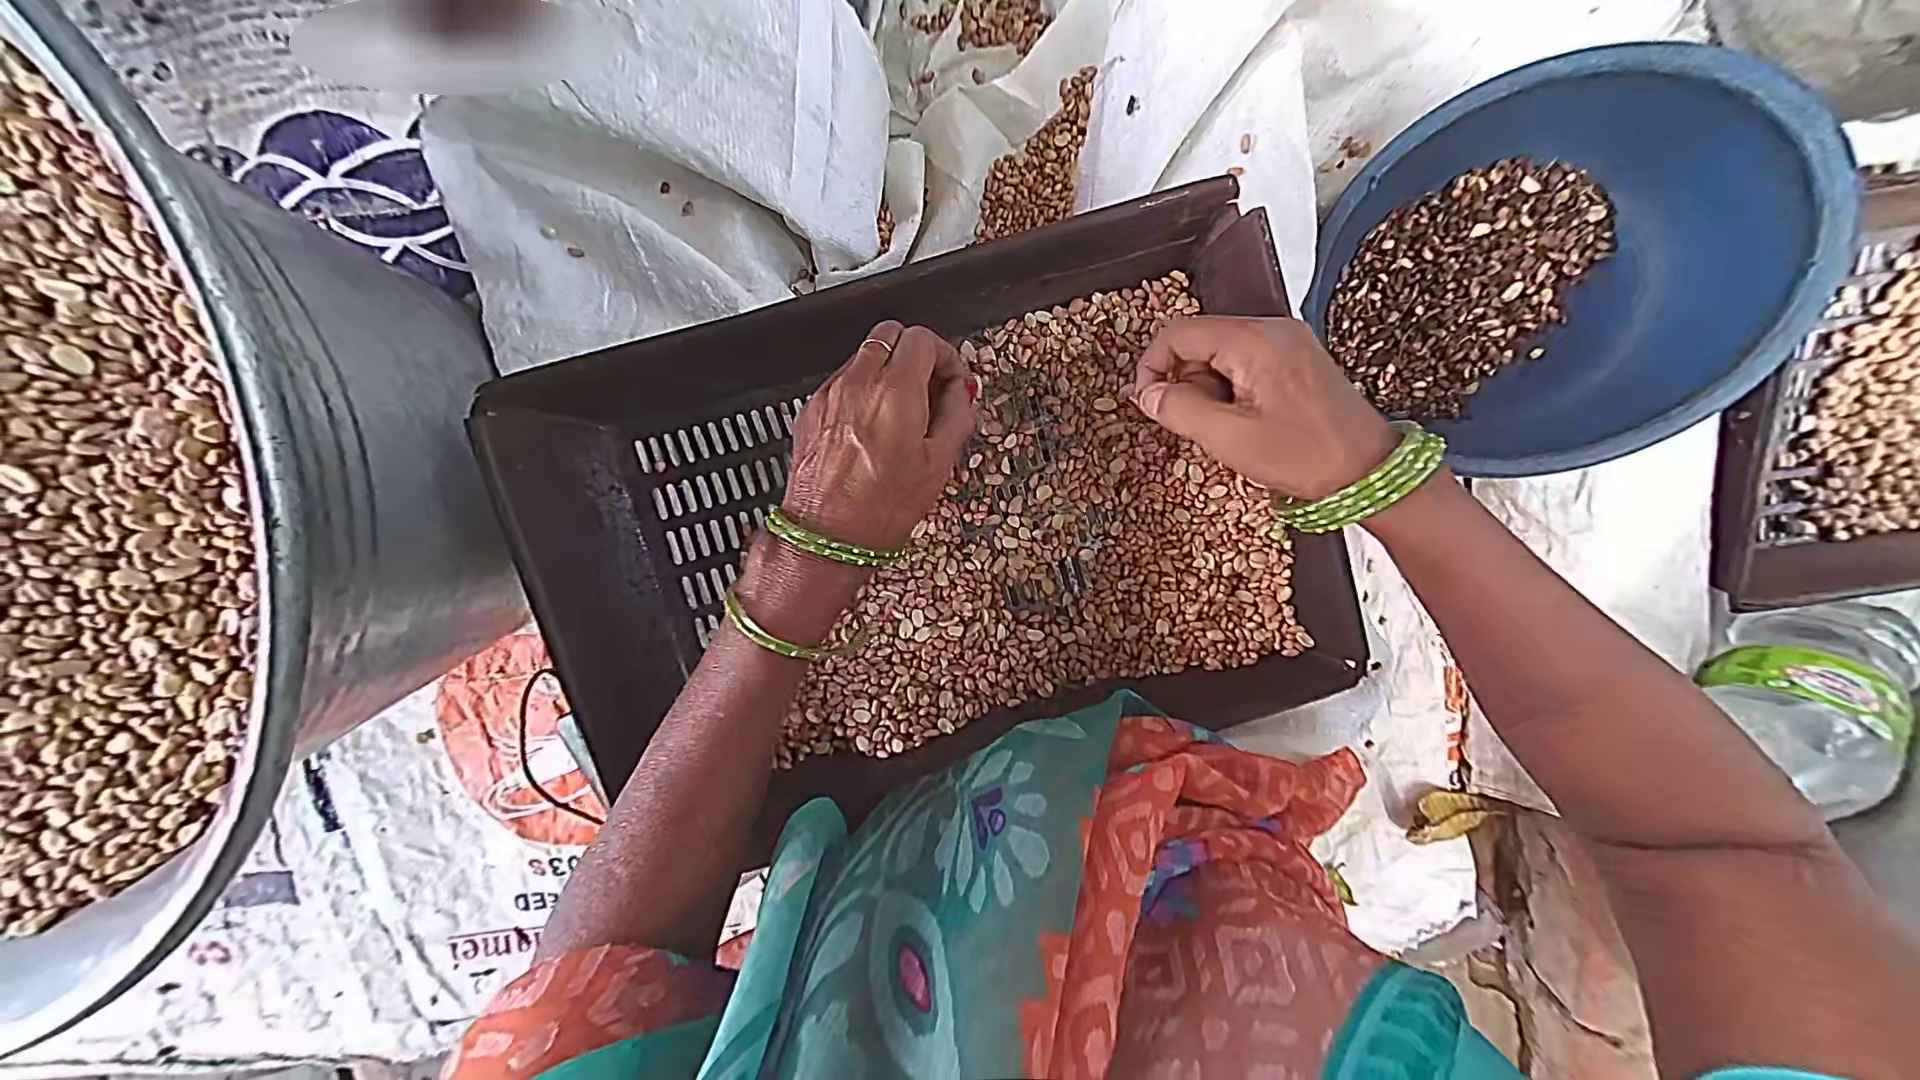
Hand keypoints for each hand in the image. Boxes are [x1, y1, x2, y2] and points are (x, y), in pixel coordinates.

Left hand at [781, 321, 977, 551]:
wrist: (827, 535)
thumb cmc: (879, 508)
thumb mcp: (938, 464)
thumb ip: (957, 414)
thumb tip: (962, 391)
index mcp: (895, 392)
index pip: (923, 339)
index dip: (946, 355)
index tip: (952, 379)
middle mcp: (858, 383)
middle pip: (891, 333)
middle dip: (915, 352)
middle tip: (930, 385)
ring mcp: (830, 394)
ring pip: (865, 355)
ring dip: (888, 370)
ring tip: (902, 410)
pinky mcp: (812, 409)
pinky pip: (843, 381)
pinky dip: (863, 389)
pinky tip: (873, 425)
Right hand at [1129, 316, 1397, 499]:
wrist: (1367, 472)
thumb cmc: (1306, 455)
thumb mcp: (1228, 438)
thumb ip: (1179, 409)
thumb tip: (1148, 394)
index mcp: (1255, 341)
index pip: (1179, 333)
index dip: (1152, 365)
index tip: (1145, 401)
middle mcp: (1273, 331)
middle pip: (1199, 342)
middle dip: (1184, 383)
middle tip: (1197, 423)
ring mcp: (1287, 343)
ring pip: (1218, 356)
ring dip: (1207, 391)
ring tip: (1227, 427)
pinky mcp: (1294, 360)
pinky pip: (1242, 366)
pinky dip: (1228, 392)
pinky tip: (1243, 422)